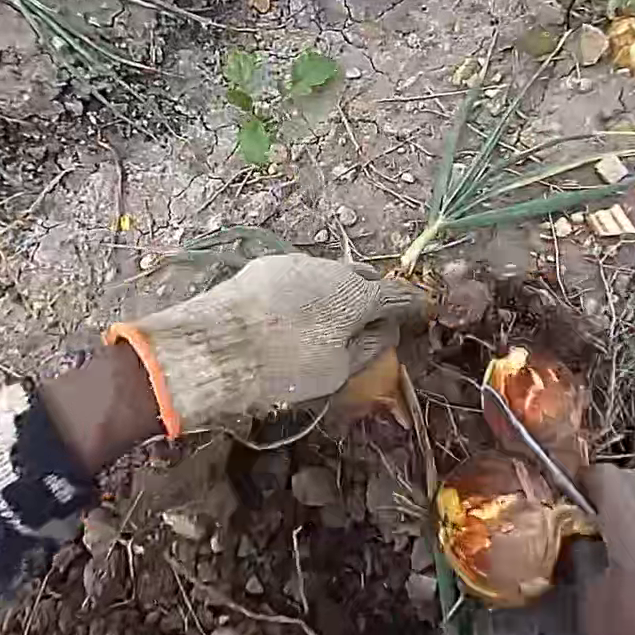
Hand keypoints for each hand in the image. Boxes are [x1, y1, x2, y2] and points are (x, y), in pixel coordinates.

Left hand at [106, 254, 426, 435]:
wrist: (211, 349)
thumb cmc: (282, 369)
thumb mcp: (336, 371)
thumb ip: (368, 346)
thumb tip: (384, 330)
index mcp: (356, 296)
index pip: (397, 294)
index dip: (413, 304)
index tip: (422, 310)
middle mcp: (330, 270)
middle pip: (362, 278)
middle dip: (372, 295)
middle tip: (371, 318)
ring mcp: (295, 263)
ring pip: (329, 275)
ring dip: (337, 293)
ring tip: (328, 320)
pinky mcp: (264, 266)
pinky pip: (299, 277)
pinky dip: (307, 292)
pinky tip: (293, 314)